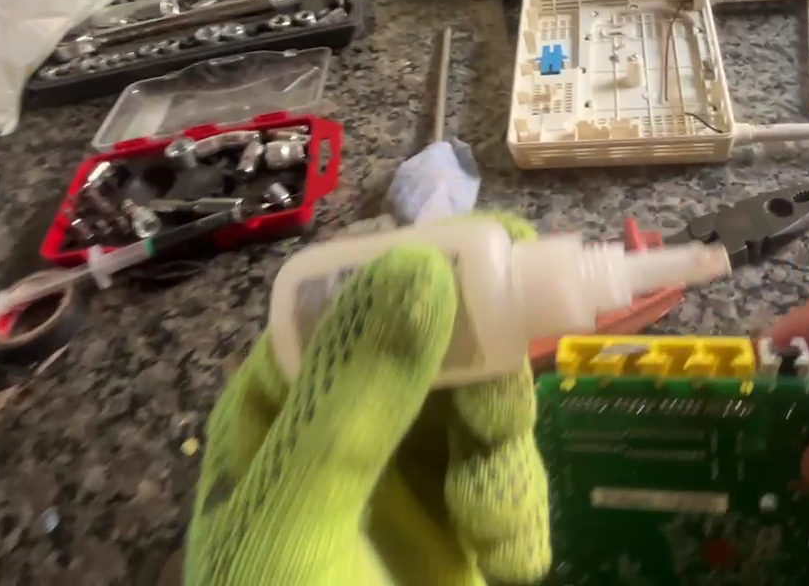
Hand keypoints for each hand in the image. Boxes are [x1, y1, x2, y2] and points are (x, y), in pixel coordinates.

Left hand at [186, 239, 549, 585]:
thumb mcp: (297, 526)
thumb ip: (351, 399)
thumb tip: (418, 268)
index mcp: (286, 399)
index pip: (353, 294)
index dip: (424, 266)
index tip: (496, 255)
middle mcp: (351, 416)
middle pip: (439, 338)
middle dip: (482, 376)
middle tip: (498, 423)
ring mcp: (411, 466)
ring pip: (489, 398)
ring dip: (505, 456)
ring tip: (492, 529)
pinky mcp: (464, 514)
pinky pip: (513, 469)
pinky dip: (522, 508)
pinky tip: (507, 564)